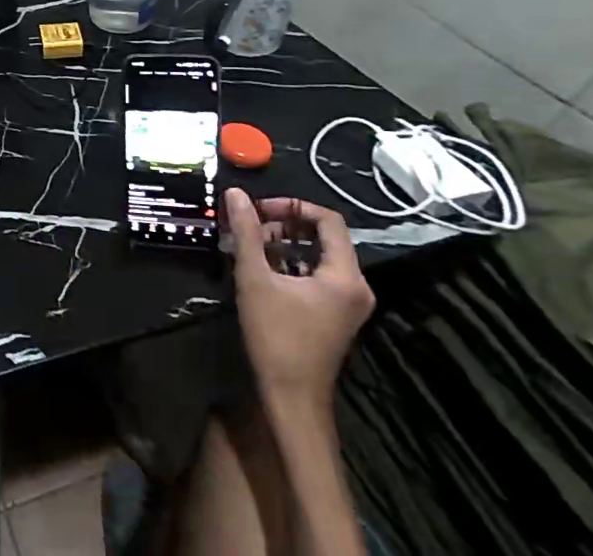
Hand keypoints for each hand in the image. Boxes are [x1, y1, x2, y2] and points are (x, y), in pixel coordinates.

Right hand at [222, 188, 375, 411]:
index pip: (328, 219)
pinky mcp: (339, 315)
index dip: (293, 206)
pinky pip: (320, 275)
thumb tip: (235, 194)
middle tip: (253, 227)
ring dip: (288, 244)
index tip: (260, 210)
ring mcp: (350, 302)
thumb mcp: (255, 279)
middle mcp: (356, 285)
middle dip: (287, 225)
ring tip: (253, 246)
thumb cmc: (276, 337)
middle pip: (326, 236)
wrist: (292, 399)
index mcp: (345, 274)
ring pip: (321, 256)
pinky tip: (265, 269)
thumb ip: (247, 233)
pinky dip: (295, 264)